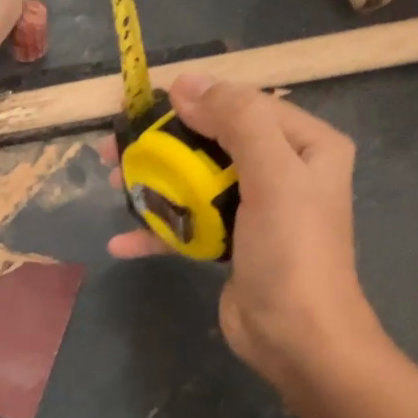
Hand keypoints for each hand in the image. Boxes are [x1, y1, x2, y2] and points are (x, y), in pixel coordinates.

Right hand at [109, 75, 384, 387]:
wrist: (296, 334)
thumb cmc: (291, 250)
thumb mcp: (271, 175)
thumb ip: (236, 121)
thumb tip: (187, 82)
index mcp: (306, 146)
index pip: (246, 107)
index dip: (196, 102)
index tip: (144, 109)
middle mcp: (284, 172)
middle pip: (212, 144)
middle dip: (163, 147)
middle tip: (113, 151)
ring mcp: (255, 211)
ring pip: (195, 183)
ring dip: (152, 186)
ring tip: (111, 187)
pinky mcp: (230, 245)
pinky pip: (188, 226)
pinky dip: (156, 231)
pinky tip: (121, 243)